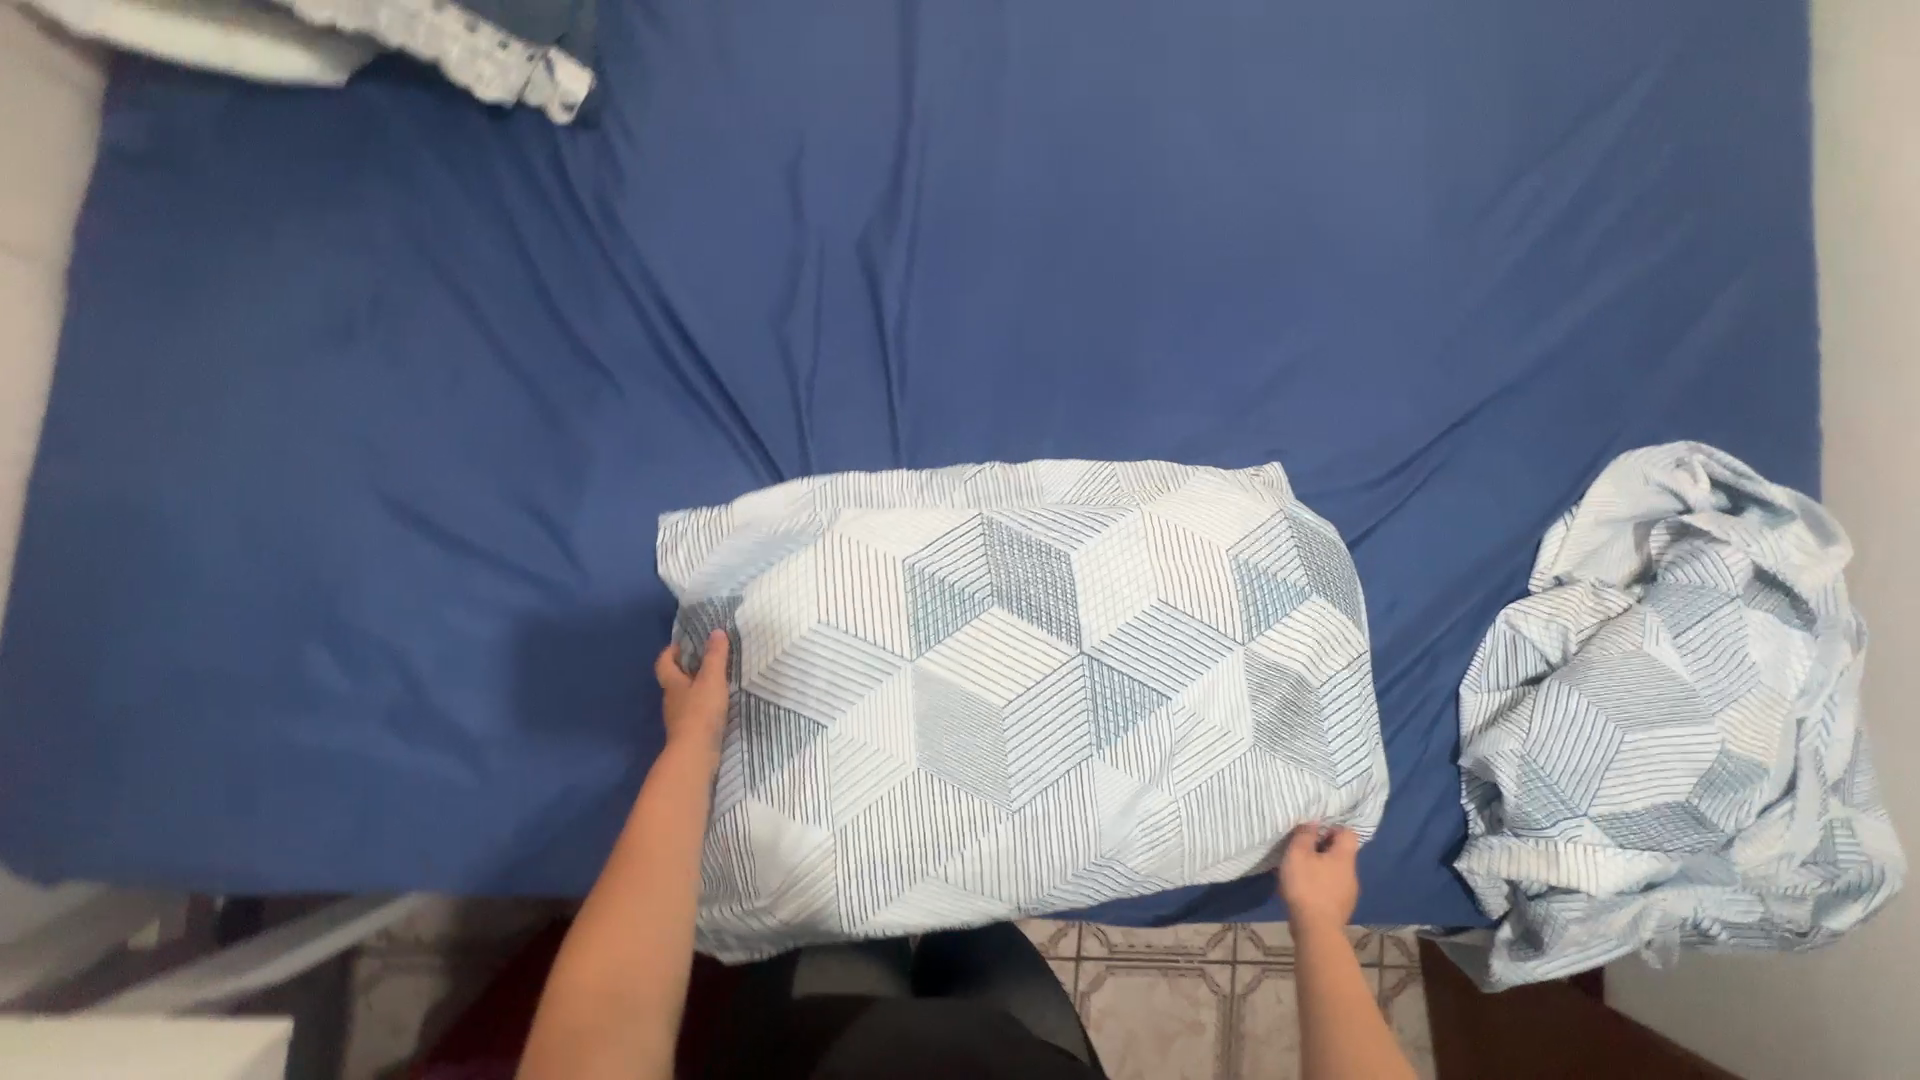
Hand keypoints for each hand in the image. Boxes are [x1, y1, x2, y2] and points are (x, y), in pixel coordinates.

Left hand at [654, 630, 731, 758]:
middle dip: (685, 668)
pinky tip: (716, 705)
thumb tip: (716, 631)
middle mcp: (671, 699)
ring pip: (683, 696)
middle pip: (672, 679)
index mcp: (672, 683)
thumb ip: (715, 656)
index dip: (670, 652)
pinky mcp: (688, 731)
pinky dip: (701, 705)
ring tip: (715, 681)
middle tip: (704, 659)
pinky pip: (692, 711)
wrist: (695, 752)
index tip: (682, 644)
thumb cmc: (700, 711)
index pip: (663, 663)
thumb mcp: (712, 679)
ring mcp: (678, 717)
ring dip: (694, 687)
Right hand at [1277, 823, 1359, 932]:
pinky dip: (1319, 884)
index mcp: (1344, 857)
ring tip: (1299, 871)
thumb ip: (1305, 835)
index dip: (1331, 828)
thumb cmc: (1306, 885)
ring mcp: (1348, 893)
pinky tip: (1304, 890)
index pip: (1348, 833)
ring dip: (1319, 868)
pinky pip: (1331, 888)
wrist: (1315, 928)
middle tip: (1301, 850)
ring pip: (1335, 871)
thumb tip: (1313, 823)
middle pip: (1340, 853)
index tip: (1312, 832)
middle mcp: (1351, 874)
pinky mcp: (1341, 908)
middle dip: (1321, 849)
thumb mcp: (1298, 853)